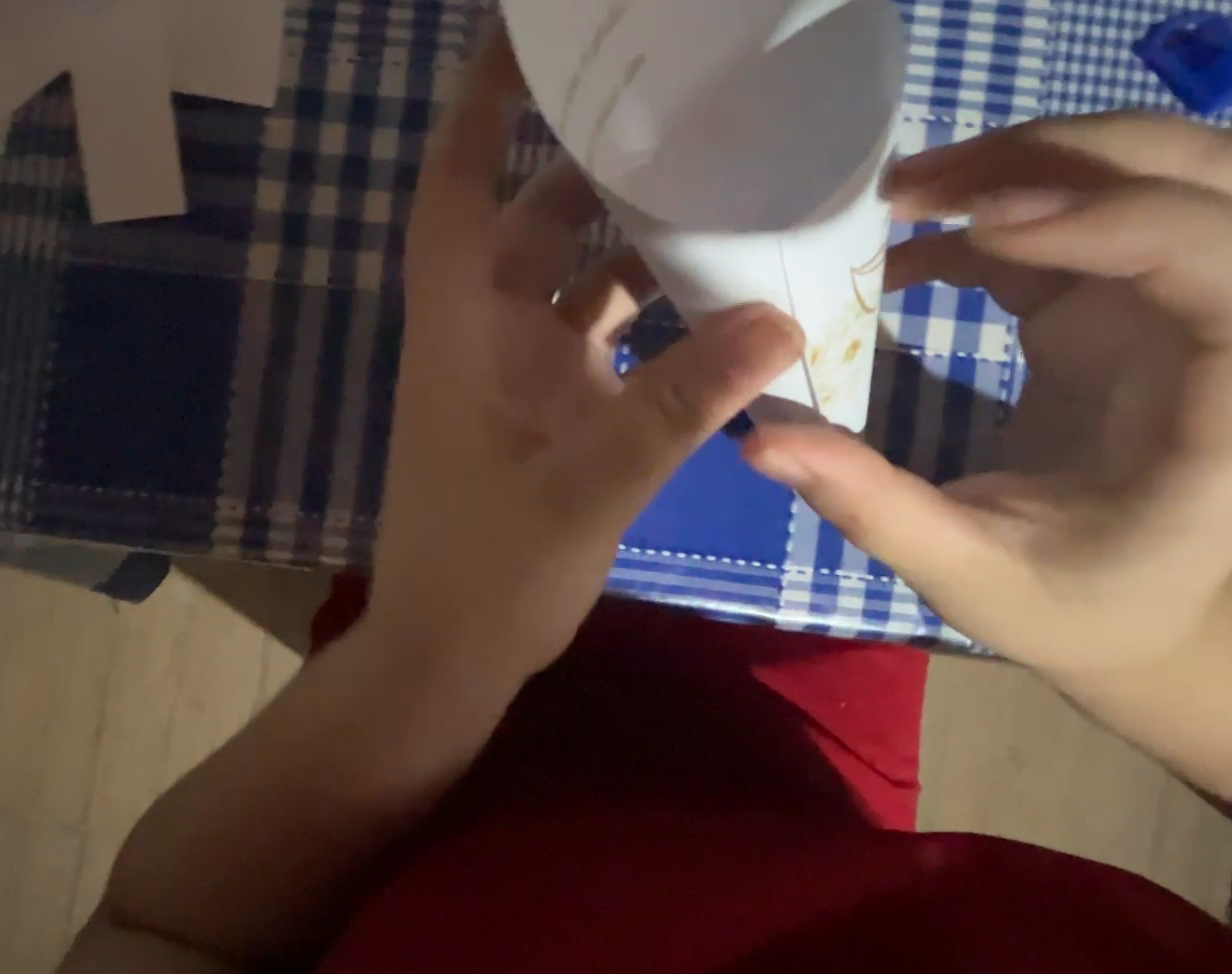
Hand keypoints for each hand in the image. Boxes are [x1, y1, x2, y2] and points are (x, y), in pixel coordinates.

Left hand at [367, 26, 805, 684]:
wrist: (450, 654)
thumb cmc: (489, 575)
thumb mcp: (587, 486)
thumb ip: (677, 404)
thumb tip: (781, 316)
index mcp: (462, 331)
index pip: (457, 186)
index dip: (481, 106)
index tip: (530, 34)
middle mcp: (486, 336)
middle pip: (535, 218)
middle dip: (598, 161)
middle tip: (689, 108)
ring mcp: (519, 375)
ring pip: (578, 278)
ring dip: (638, 240)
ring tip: (726, 189)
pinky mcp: (550, 413)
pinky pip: (604, 338)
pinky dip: (652, 316)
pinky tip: (717, 297)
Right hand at [742, 112, 1231, 675]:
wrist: (1128, 602)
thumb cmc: (1066, 601)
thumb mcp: (963, 574)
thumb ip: (871, 507)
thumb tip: (759, 442)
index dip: (1132, 221)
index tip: (985, 224)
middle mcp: (1230, 333)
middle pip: (1213, 179)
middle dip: (1069, 155)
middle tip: (922, 187)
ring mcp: (1172, 305)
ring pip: (1151, 170)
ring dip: (1030, 159)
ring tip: (903, 192)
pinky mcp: (1116, 302)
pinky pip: (1068, 216)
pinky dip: (989, 206)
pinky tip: (905, 239)